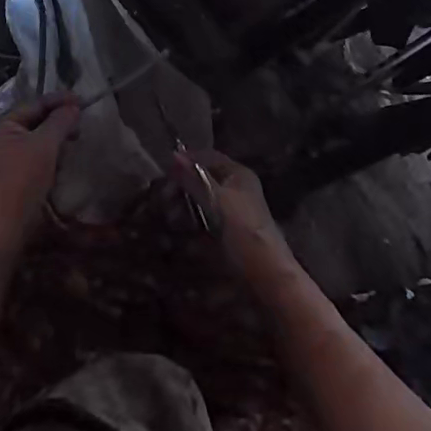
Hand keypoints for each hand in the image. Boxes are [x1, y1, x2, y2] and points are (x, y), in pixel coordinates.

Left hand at [0, 93, 80, 246]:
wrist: (6, 224)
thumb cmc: (23, 179)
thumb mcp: (44, 145)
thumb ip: (59, 122)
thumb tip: (74, 106)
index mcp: (4, 124)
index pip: (35, 104)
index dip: (59, 100)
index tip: (83, 100)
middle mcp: (4, 137)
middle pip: (37, 120)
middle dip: (59, 120)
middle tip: (82, 122)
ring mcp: (10, 156)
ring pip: (40, 139)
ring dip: (58, 138)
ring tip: (76, 138)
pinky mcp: (19, 175)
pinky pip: (39, 156)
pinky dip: (53, 154)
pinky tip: (65, 159)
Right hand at [172, 149, 290, 276]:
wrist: (267, 275)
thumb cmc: (245, 230)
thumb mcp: (217, 200)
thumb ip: (194, 178)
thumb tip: (173, 154)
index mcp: (238, 174)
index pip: (207, 156)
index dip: (186, 160)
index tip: (164, 172)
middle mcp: (236, 187)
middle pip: (202, 177)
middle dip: (181, 185)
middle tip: (163, 198)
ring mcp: (232, 209)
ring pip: (200, 198)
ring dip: (182, 204)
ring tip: (170, 217)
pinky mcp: (227, 230)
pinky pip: (202, 218)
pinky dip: (190, 220)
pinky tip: (179, 229)